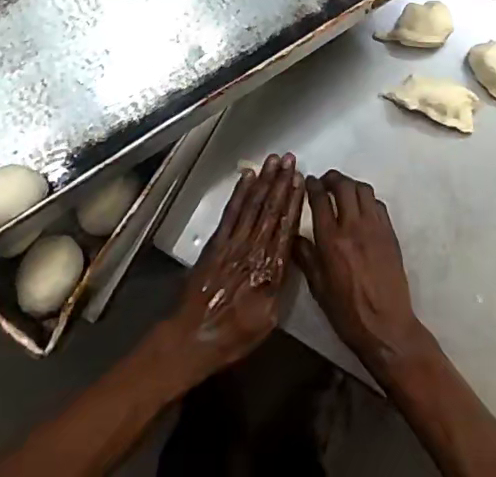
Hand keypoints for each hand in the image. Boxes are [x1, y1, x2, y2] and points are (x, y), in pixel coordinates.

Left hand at [154, 153, 304, 383]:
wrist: (195, 335)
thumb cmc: (236, 334)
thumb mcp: (270, 318)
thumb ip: (281, 285)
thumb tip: (289, 258)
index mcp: (270, 270)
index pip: (286, 228)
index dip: (294, 201)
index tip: (301, 180)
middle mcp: (253, 250)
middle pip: (270, 210)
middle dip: (281, 183)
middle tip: (290, 159)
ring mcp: (232, 243)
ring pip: (252, 205)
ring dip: (264, 181)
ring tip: (273, 161)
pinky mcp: (215, 242)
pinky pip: (231, 212)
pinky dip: (240, 192)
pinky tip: (247, 177)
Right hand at [294, 170, 426, 376]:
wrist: (387, 329)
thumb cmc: (346, 312)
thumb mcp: (317, 287)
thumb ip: (305, 256)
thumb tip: (293, 236)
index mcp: (331, 240)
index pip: (320, 198)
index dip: (312, 185)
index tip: (308, 181)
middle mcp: (353, 227)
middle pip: (344, 186)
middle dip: (332, 178)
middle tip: (325, 183)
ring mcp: (375, 229)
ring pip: (364, 190)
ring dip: (351, 186)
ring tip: (343, 193)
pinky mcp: (391, 236)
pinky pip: (379, 206)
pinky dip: (367, 200)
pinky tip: (362, 211)